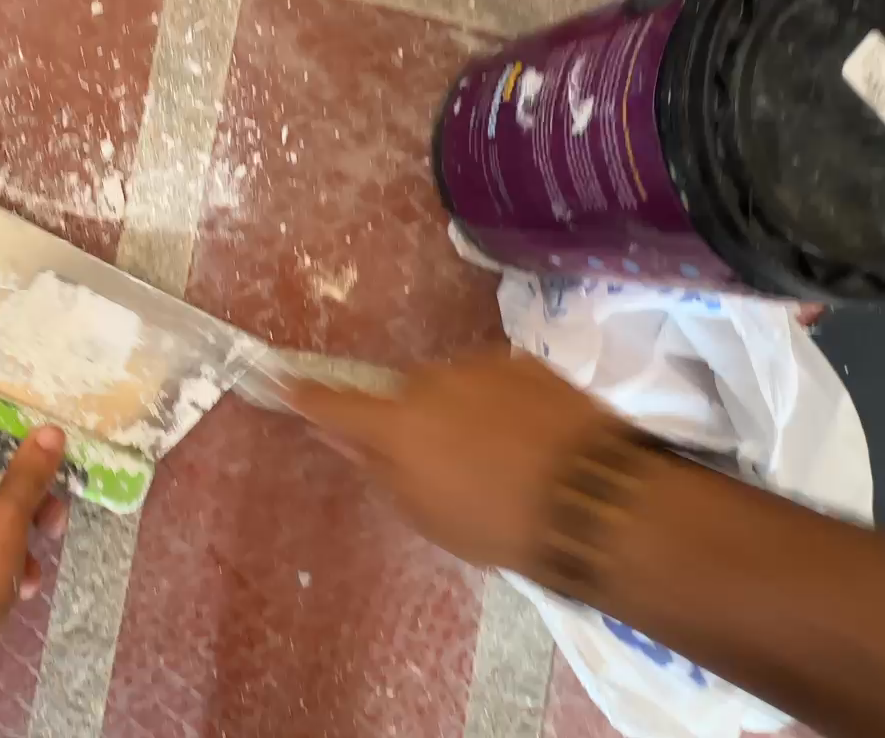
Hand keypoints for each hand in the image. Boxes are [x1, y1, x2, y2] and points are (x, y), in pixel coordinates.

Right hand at [288, 350, 614, 570]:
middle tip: (442, 458)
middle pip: (401, 396)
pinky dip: (499, 402)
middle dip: (410, 418)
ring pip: (450, 385)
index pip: (334, 405)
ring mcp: (477, 366)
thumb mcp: (426, 514)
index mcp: (395, 424)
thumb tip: (336, 435)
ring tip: (500, 451)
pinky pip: (493, 380)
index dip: (306, 396)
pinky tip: (530, 435)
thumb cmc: (499, 523)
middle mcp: (427, 382)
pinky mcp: (522, 362)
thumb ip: (374, 467)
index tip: (283, 382)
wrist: (601, 501)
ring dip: (459, 409)